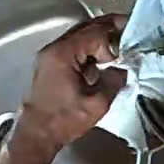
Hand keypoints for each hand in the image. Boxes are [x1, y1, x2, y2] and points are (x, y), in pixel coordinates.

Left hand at [7, 13, 128, 163]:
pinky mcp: (49, 65)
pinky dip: (88, 49)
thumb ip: (113, 81)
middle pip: (84, 28)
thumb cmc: (64, 120)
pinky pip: (72, 49)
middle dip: (106, 28)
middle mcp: (54, 49)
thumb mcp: (97, 104)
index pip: (93, 33)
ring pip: (77, 37)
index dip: (113, 38)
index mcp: (63, 53)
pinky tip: (100, 60)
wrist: (36, 135)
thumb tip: (122, 70)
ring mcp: (49, 56)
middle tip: (127, 28)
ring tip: (117, 44)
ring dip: (97, 38)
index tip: (127, 49)